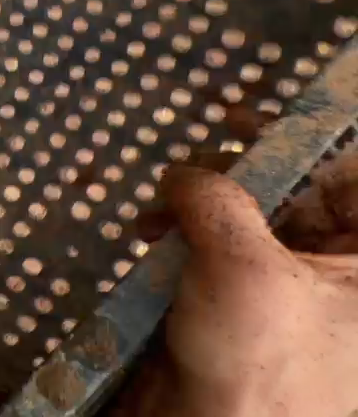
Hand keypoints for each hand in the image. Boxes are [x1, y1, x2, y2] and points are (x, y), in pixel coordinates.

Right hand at [123, 166, 357, 416]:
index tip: (238, 118)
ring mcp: (294, 289)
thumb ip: (215, 201)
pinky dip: (176, 232)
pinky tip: (149, 239)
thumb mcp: (244, 269)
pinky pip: (212, 244)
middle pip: (295, 192)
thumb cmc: (264, 368)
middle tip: (180, 178)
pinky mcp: (244, 301)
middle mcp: (343, 274)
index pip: (351, 181)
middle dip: (229, 176)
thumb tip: (187, 174)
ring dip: (190, 206)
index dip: (303, 143)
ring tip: (154, 220)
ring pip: (244, 215)